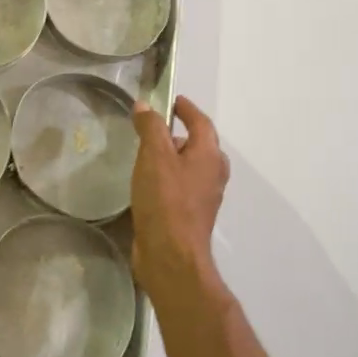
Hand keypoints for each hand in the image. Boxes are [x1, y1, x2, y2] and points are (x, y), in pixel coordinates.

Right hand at [130, 95, 229, 292]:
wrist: (171, 256)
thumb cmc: (166, 200)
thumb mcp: (154, 155)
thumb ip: (151, 127)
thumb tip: (145, 106)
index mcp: (209, 156)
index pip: (201, 122)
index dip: (187, 109)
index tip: (172, 100)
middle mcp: (212, 175)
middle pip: (201, 145)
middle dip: (183, 133)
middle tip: (157, 126)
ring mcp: (204, 198)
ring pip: (192, 167)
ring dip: (175, 156)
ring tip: (148, 152)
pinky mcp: (190, 216)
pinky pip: (182, 186)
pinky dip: (169, 176)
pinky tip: (149, 181)